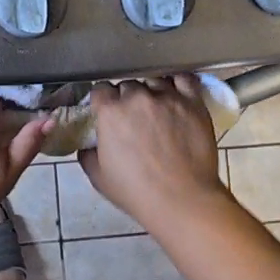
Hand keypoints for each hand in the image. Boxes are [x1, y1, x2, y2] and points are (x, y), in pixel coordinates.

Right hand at [78, 76, 226, 226]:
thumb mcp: (99, 177)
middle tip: (132, 116)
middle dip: (127, 97)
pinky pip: (184, 79)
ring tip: (156, 106)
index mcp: (110, 112)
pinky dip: (177, 82)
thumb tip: (86, 146)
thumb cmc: (136, 192)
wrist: (181, 199)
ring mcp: (167, 97)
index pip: (100, 89)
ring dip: (151, 90)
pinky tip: (176, 91)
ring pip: (153, 80)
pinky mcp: (192, 102)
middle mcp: (137, 97)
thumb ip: (87, 155)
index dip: (102, 100)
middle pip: (127, 85)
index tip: (106, 110)